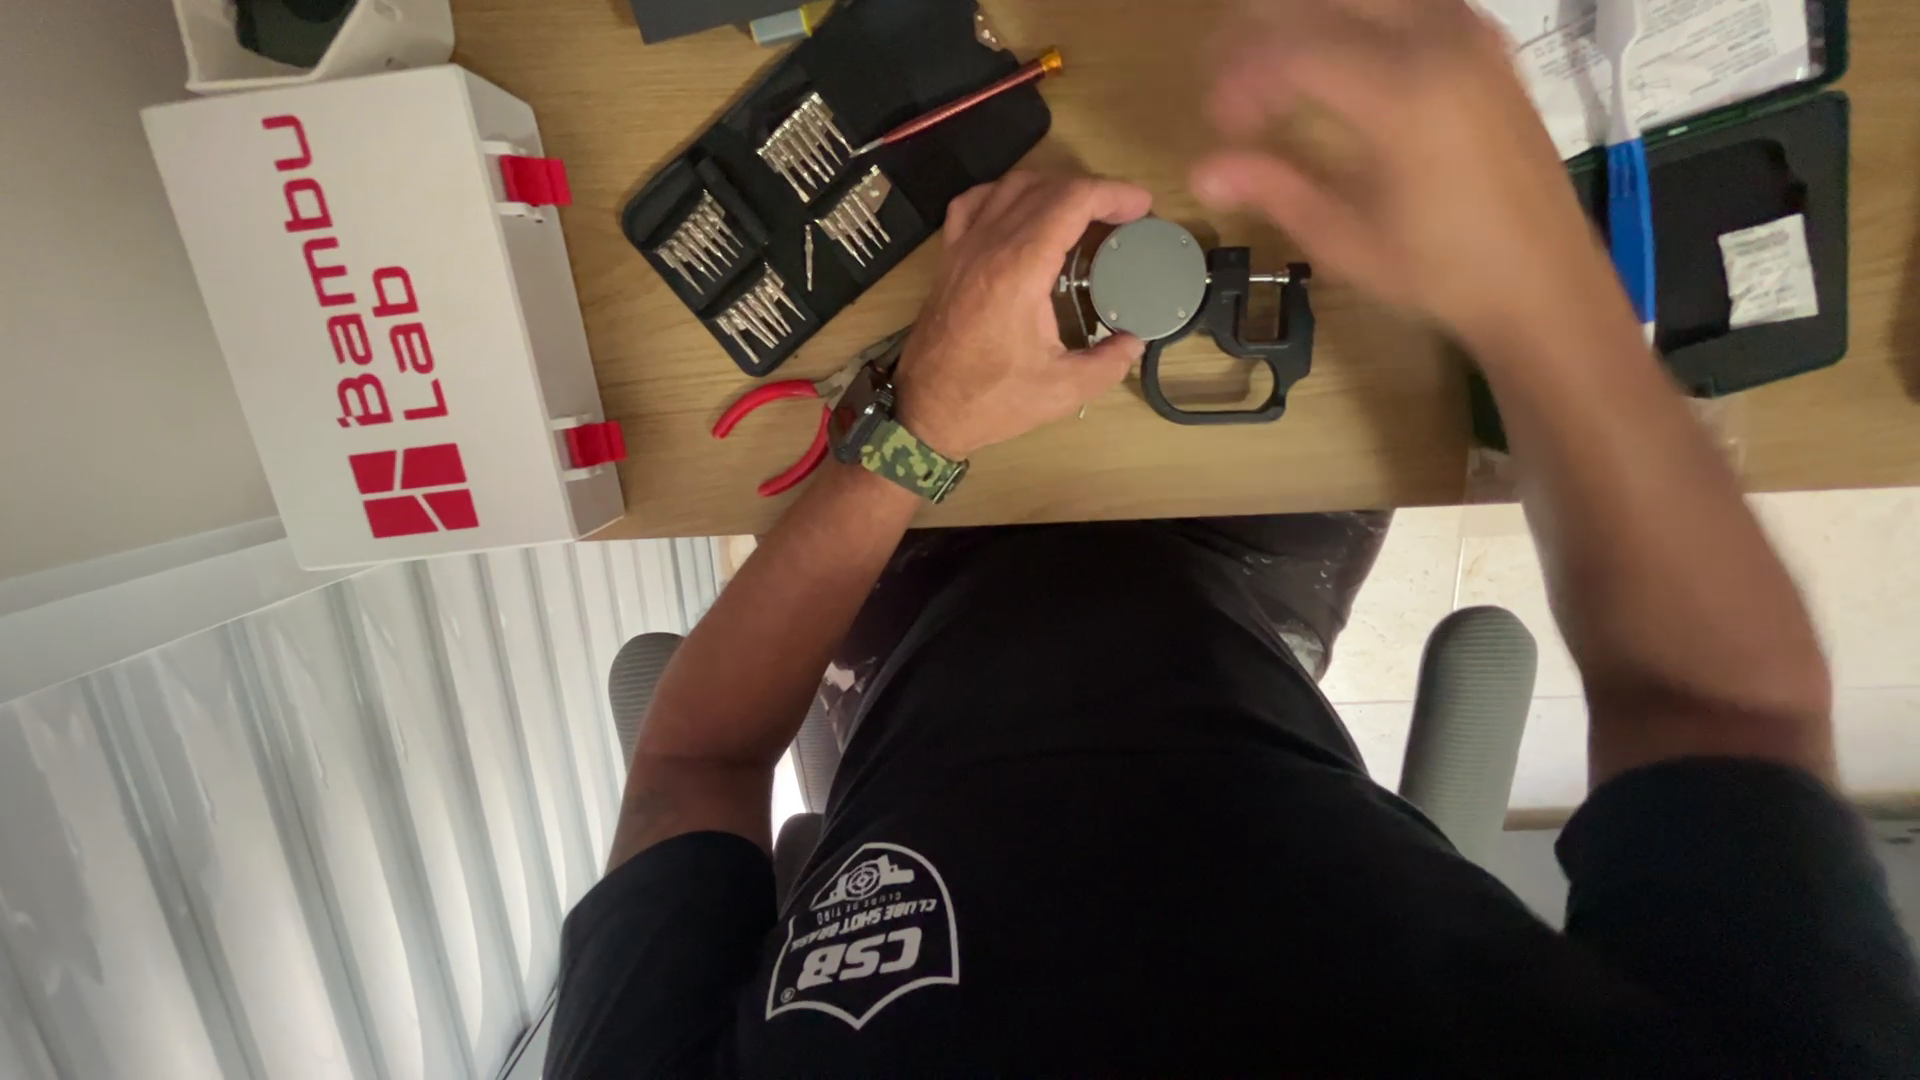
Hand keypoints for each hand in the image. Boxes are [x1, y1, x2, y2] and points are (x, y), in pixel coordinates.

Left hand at [892, 172, 1152, 458]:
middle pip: (1047, 188)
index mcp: (1019, 270)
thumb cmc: (989, 402)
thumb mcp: (1061, 390)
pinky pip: (973, 204)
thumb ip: (1108, 362)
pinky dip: (1004, 195)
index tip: (1141, 207)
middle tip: (1122, 217)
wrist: (925, 412)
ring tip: (1081, 212)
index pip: (1072, 201)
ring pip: (1010, 187)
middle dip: (1092, 192)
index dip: (1113, 194)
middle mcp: (988, 246)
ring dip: (1052, 187)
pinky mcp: (948, 260)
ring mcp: (962, 248)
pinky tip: (1021, 211)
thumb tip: (1134, 341)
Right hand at [1189, 0, 1622, 348]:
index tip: (1214, 119)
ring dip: (1306, 23)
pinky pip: (1404, 4)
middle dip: (1261, 30)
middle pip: (1325, 0)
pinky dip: (1353, 24)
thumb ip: (1273, 189)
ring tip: (1271, 75)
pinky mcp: (1484, 42)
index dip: (1238, 77)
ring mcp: (1469, 32)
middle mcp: (1439, 40)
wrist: (1541, 276)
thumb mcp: (1342, 238)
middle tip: (1228, 83)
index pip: (1292, 48)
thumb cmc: (1437, 270)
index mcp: (1399, 93)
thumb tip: (1203, 172)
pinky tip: (1332, 70)